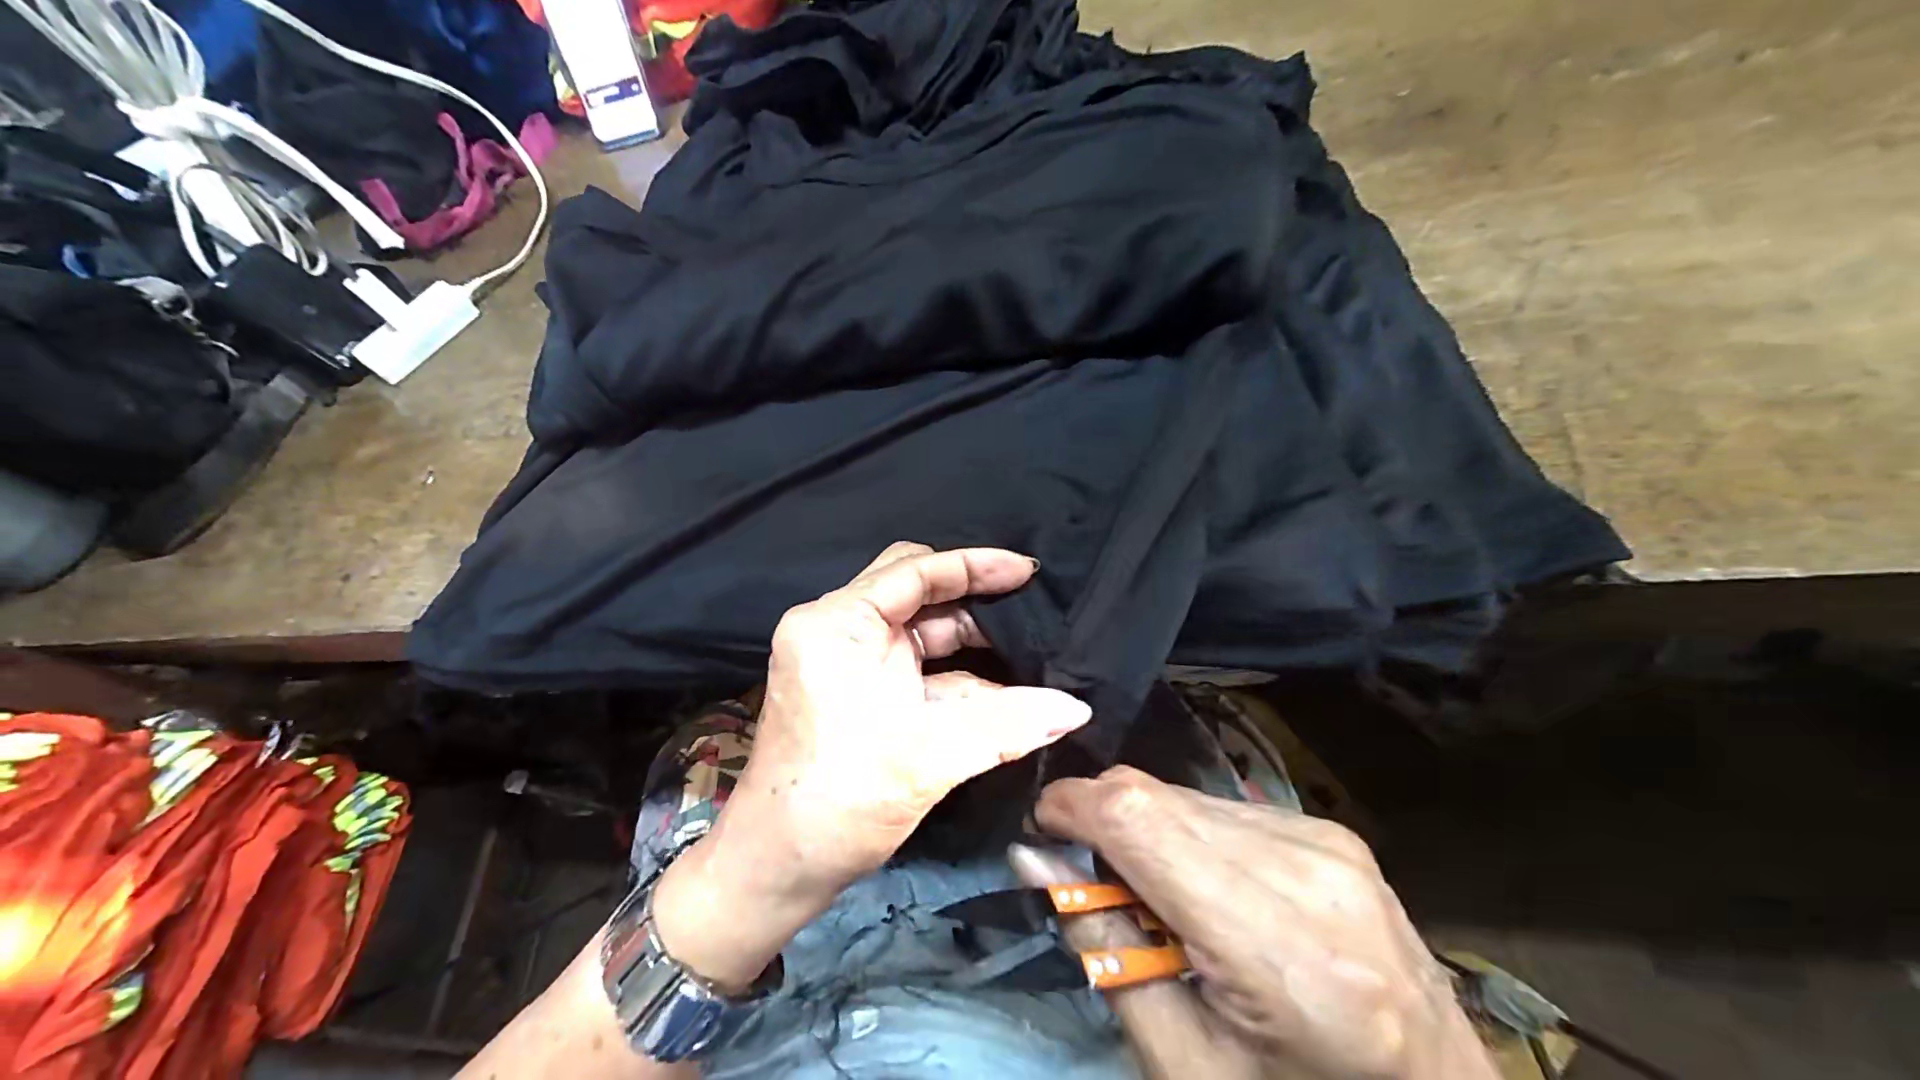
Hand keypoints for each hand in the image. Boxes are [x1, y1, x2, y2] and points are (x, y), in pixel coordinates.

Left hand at [653, 543, 1090, 989]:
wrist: (776, 868)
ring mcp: (843, 658)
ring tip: (1027, 643)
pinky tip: (1000, 684)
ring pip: (916, 627)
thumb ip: (1009, 722)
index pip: (915, 570)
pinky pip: (911, 663)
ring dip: (968, 638)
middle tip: (1031, 607)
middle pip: (914, 589)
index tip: (1028, 571)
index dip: (975, 565)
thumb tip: (1078, 709)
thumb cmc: (842, 801)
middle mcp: (835, 628)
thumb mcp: (932, 755)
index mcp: (839, 623)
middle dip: (974, 597)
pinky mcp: (854, 687)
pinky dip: (953, 671)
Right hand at [1036, 767, 1497, 1079]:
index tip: (1040, 831)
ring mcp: (1328, 841)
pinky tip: (1202, 888)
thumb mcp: (1184, 1063)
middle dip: (1101, 820)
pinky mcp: (1331, 831)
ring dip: (1143, 829)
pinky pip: (1221, 806)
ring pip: (1183, 795)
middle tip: (1091, 882)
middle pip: (1156, 796)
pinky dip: (1185, 833)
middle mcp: (1308, 869)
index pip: (1141, 822)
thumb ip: (1104, 949)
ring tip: (1156, 898)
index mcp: (1280, 948)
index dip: (1073, 806)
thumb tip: (1032, 855)